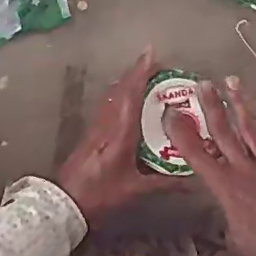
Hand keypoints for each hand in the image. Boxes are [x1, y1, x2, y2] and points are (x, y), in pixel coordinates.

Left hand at [55, 48, 160, 223]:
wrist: (64, 203)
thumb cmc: (99, 194)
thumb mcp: (135, 189)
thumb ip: (164, 183)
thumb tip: (192, 180)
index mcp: (120, 133)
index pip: (132, 95)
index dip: (141, 72)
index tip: (151, 53)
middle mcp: (107, 124)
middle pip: (121, 89)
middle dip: (136, 72)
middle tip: (154, 62)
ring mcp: (96, 127)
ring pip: (112, 96)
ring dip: (126, 81)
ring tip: (142, 75)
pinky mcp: (91, 134)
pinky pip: (107, 105)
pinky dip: (119, 95)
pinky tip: (125, 98)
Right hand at [165, 77, 255, 255]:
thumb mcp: (232, 237)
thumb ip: (226, 211)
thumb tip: (225, 202)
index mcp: (226, 189)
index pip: (196, 155)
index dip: (182, 133)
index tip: (171, 114)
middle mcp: (246, 170)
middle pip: (224, 132)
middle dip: (211, 106)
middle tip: (202, 84)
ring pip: (252, 128)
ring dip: (241, 103)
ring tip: (232, 80)